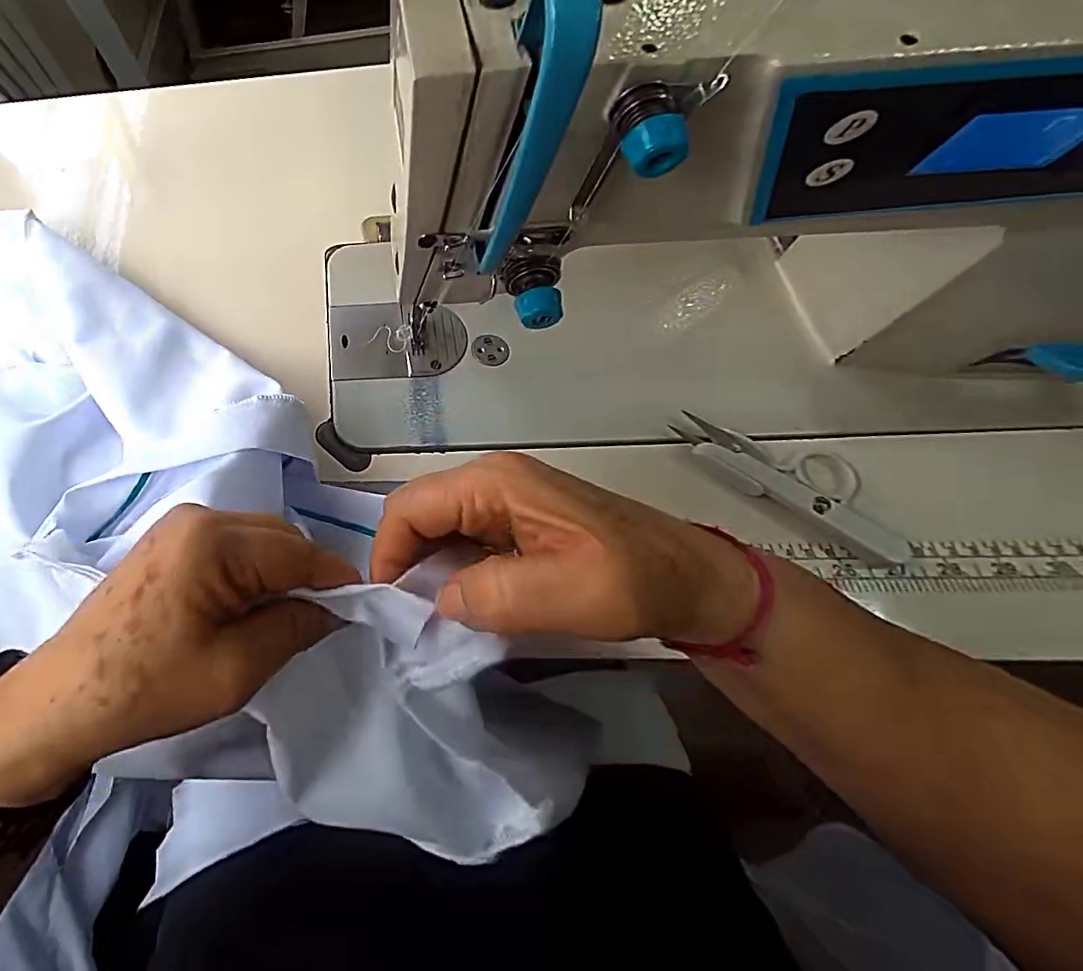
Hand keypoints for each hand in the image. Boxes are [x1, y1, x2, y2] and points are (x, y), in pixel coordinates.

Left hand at [0, 505, 359, 805]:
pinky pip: (223, 545)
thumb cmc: (150, 685)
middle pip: (276, 536)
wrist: (69, 693)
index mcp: (213, 540)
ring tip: (285, 619)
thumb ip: (294, 627)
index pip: (298, 552)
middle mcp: (195, 517)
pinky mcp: (162, 543)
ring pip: (251, 538)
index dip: (336, 581)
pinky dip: (247, 570)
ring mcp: (173, 526)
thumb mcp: (236, 668)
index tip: (364, 611)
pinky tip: (248, 606)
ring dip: (276, 571)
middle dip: (306, 574)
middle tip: (322, 622)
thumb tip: (333, 609)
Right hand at [370, 453, 757, 644]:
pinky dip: (450, 568)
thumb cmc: (638, 582)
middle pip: (416, 512)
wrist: (700, 583)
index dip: (388, 551)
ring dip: (426, 565)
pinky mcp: (512, 517)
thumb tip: (439, 601)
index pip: (409, 507)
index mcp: (493, 482)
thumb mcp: (568, 594)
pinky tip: (464, 597)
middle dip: (404, 559)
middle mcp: (489, 479)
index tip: (390, 601)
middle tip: (409, 609)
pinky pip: (460, 536)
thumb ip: (491, 594)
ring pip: (434, 525)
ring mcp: (501, 496)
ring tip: (434, 608)